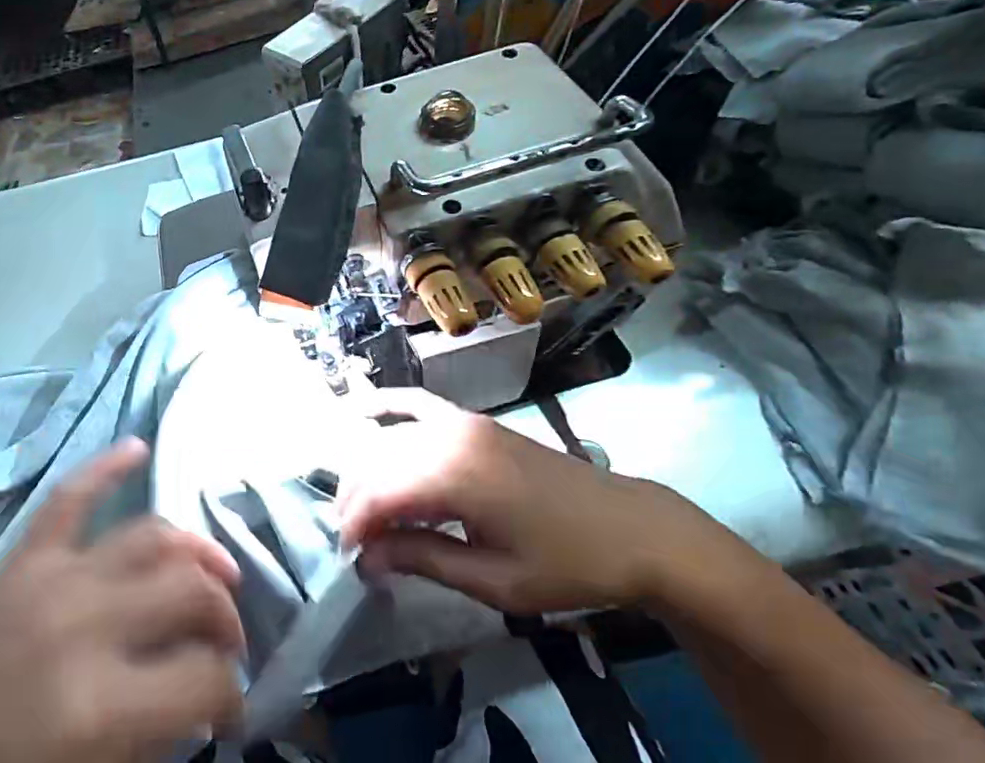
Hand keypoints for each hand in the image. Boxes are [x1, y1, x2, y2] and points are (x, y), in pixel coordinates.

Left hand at [0, 439, 245, 762]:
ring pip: (148, 536)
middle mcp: (83, 625)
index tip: (230, 707)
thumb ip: (148, 740)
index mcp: (97, 707)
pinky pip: (68, 498)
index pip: (204, 678)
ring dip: (193, 550)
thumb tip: (198, 703)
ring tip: (212, 574)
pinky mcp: (17, 562)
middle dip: (224, 617)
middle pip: (188, 590)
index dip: (231, 693)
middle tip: (226, 644)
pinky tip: (137, 449)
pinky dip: (105, 468)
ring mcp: (48, 580)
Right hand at [336, 390, 732, 614]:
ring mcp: (464, 422)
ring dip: (370, 470)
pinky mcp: (475, 421)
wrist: (633, 530)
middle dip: (358, 501)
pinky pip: (420, 404)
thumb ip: (425, 559)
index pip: (381, 492)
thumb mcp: (496, 581)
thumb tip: (370, 556)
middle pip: (380, 462)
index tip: (351, 560)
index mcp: (457, 476)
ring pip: (393, 437)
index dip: (357, 525)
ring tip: (365, 511)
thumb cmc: (569, 564)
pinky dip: (390, 408)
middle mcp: (452, 437)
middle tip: (358, 544)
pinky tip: (364, 413)